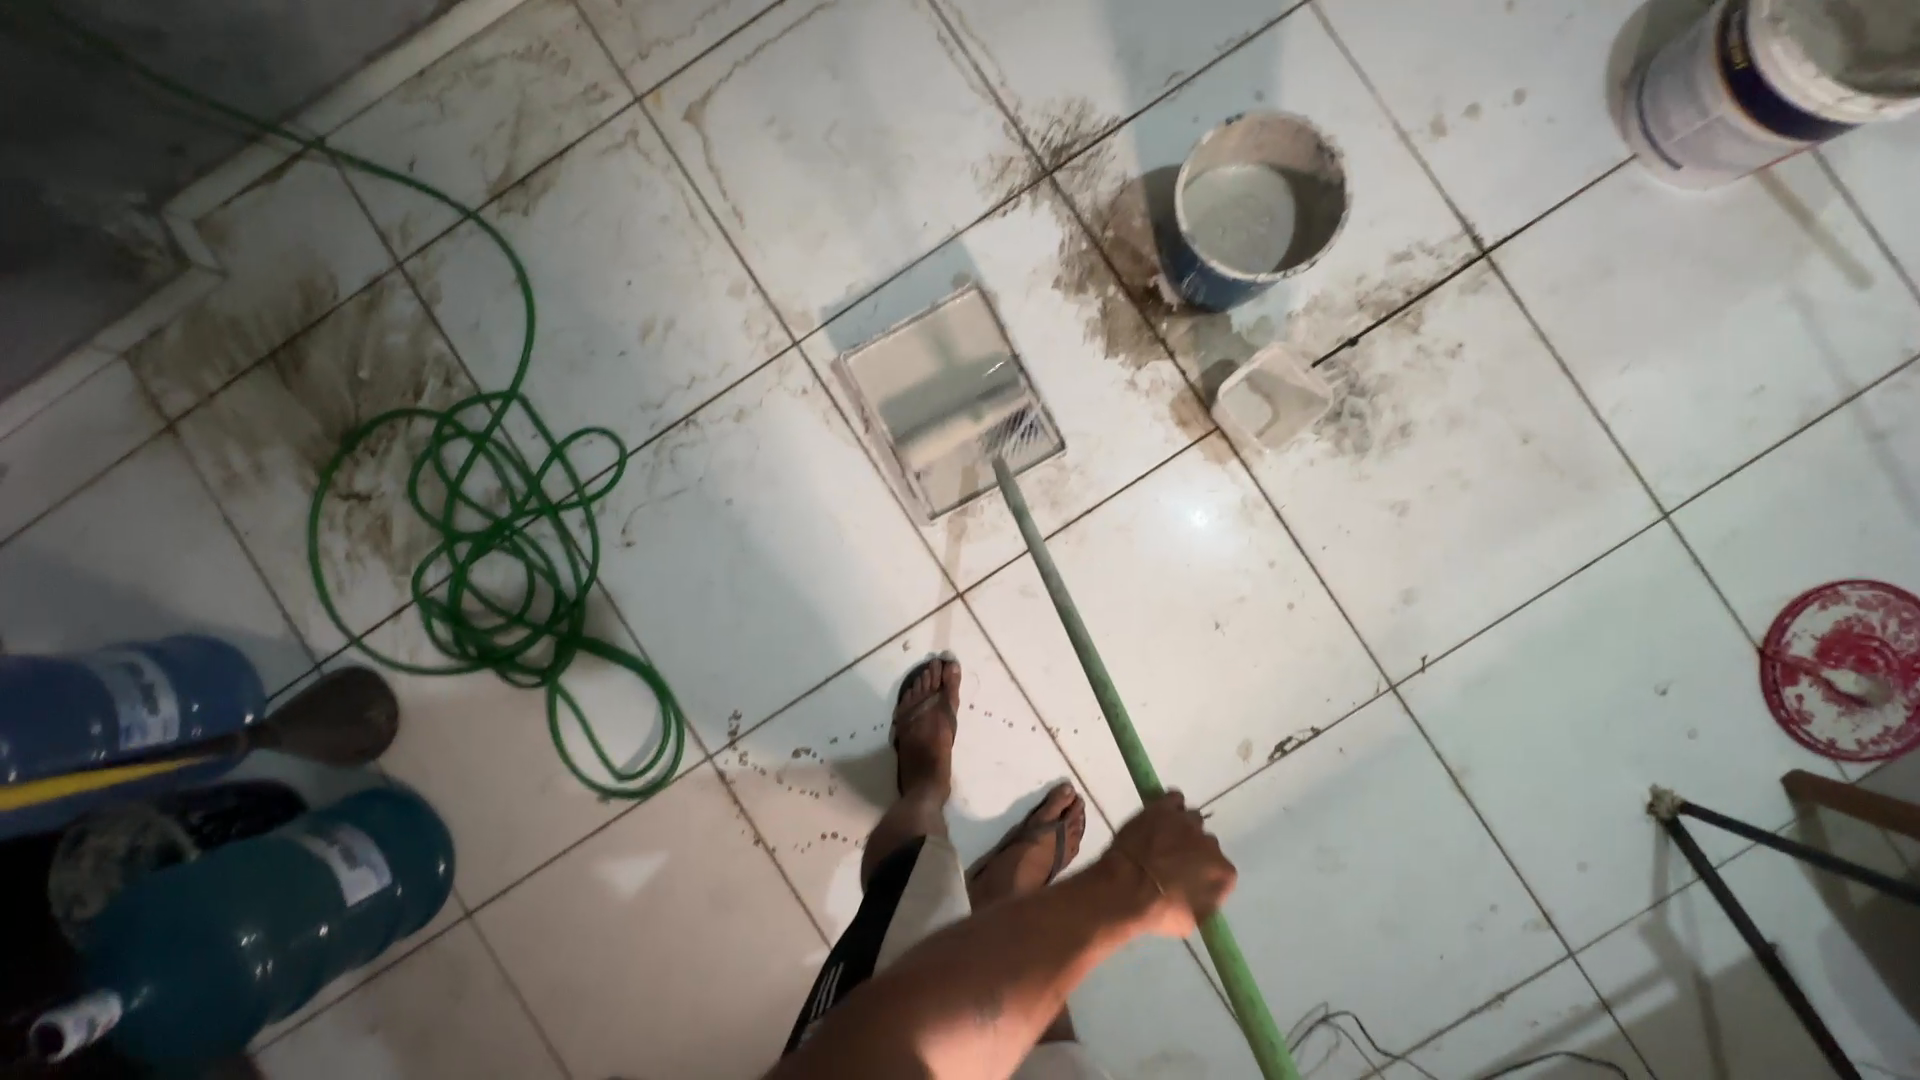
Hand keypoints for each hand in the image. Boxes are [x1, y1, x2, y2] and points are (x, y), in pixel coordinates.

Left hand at [1099, 792, 1236, 937]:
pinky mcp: (1164, 808)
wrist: (1127, 887)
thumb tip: (1201, 894)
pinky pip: (1174, 798)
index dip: (1204, 874)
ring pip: (1191, 819)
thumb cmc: (1159, 912)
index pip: (1221, 870)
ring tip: (1163, 838)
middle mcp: (1210, 844)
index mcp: (1223, 872)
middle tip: (1173, 860)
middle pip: (1206, 843)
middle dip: (1192, 850)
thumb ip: (1204, 902)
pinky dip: (1170, 805)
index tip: (1190, 879)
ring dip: (1181, 827)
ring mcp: (1186, 822)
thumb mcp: (1191, 921)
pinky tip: (1160, 815)